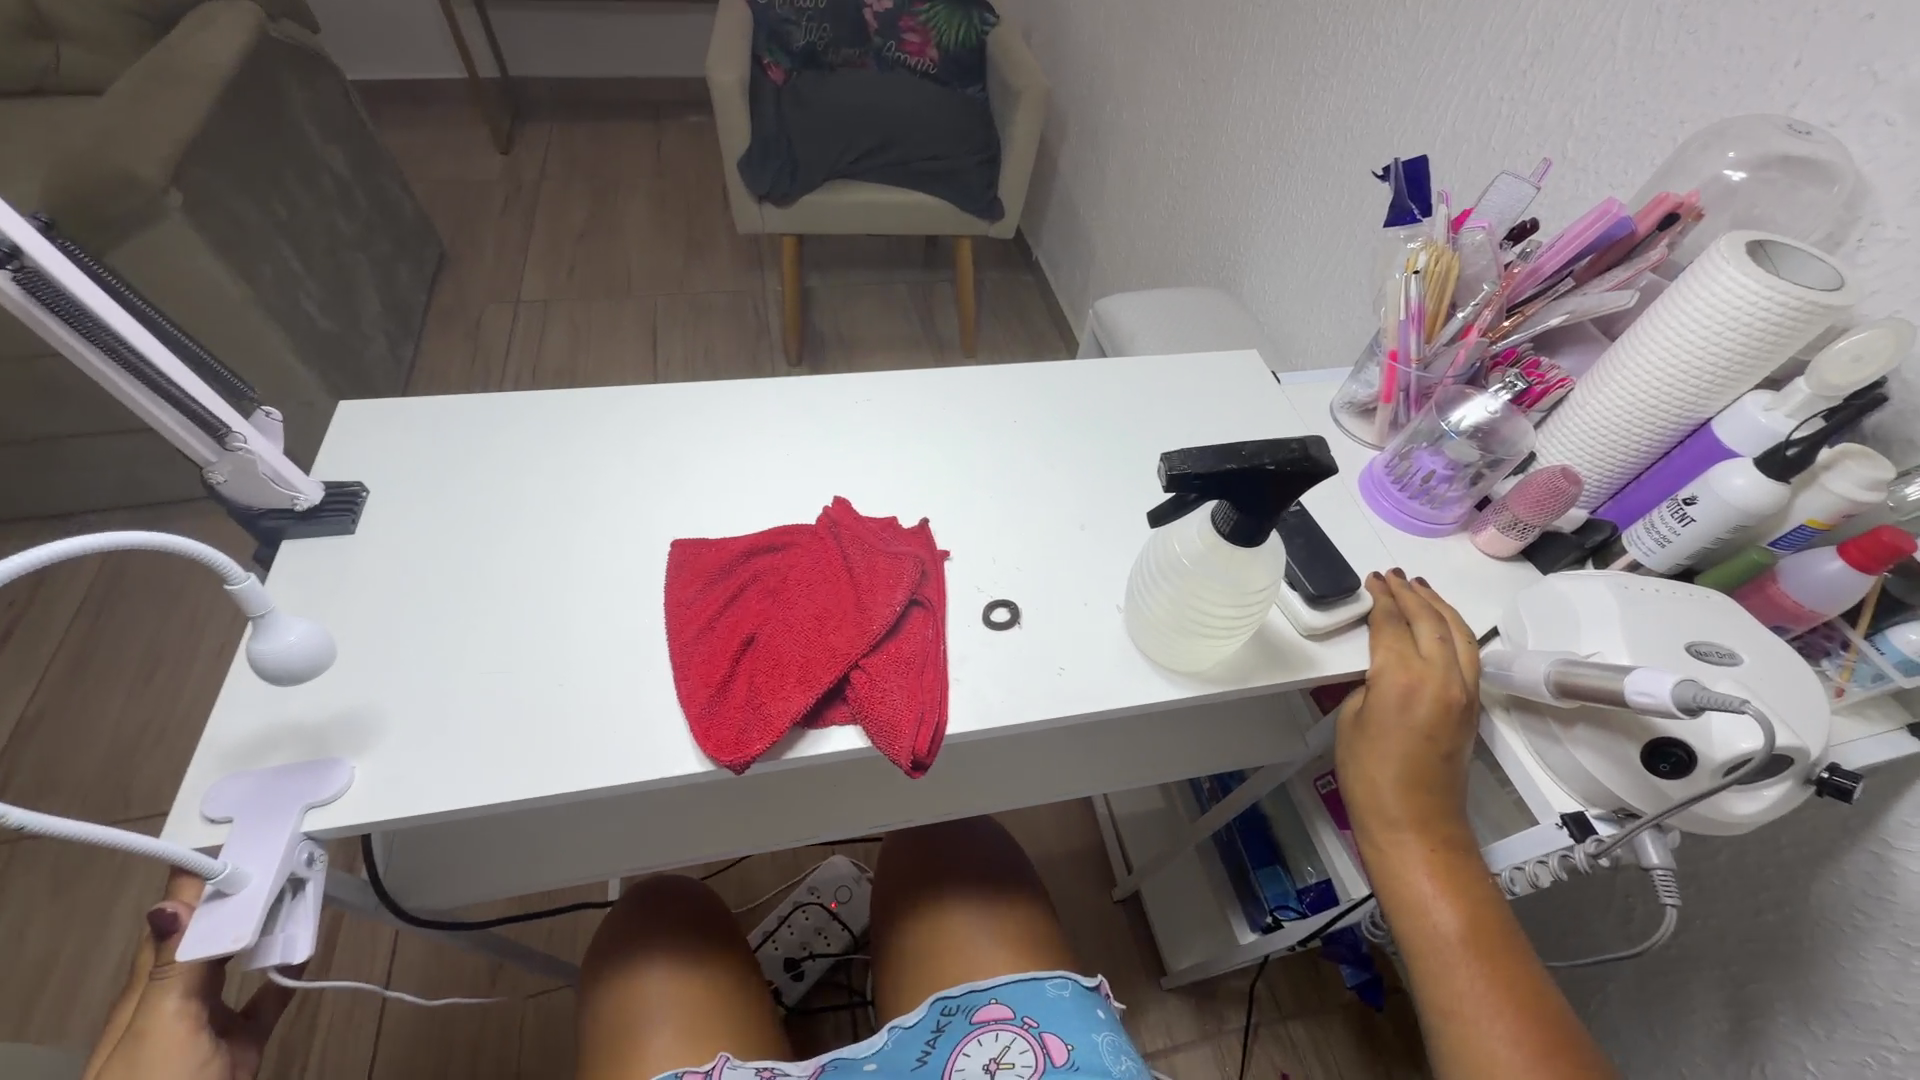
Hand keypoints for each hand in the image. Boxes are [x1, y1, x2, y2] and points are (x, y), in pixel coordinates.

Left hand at [84, 869, 296, 1079]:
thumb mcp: (163, 1027)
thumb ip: (174, 967)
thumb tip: (166, 900)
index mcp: (152, 987)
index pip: (178, 914)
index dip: (205, 875)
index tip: (248, 835)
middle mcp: (178, 996)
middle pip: (216, 930)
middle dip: (250, 892)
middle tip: (293, 853)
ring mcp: (209, 1019)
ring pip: (242, 957)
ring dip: (273, 925)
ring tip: (306, 891)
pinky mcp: (239, 1041)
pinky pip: (267, 997)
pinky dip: (288, 971)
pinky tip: (307, 952)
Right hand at [1335, 569, 1482, 855]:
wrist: (1415, 821)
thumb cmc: (1369, 775)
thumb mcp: (1351, 719)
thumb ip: (1368, 682)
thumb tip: (1381, 667)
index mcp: (1403, 678)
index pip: (1393, 622)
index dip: (1381, 598)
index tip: (1371, 581)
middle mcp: (1442, 676)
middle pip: (1429, 619)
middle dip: (1409, 593)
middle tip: (1391, 576)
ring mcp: (1464, 690)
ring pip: (1458, 631)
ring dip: (1437, 605)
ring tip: (1420, 586)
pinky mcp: (1474, 704)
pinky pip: (1468, 652)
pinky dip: (1453, 628)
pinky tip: (1441, 621)